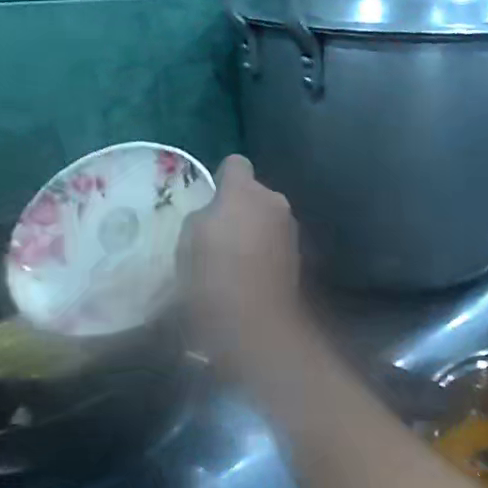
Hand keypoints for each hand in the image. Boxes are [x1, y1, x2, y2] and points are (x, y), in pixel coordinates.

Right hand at [179, 155, 306, 367]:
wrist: (255, 323)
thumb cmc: (212, 275)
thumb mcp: (188, 238)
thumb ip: (204, 215)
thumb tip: (216, 215)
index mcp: (245, 191)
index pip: (236, 164)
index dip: (222, 179)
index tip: (210, 200)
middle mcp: (275, 202)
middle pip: (255, 195)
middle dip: (240, 208)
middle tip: (218, 235)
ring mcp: (291, 231)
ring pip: (267, 220)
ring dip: (254, 231)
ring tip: (233, 261)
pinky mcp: (299, 259)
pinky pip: (275, 245)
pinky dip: (264, 254)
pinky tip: (248, 277)